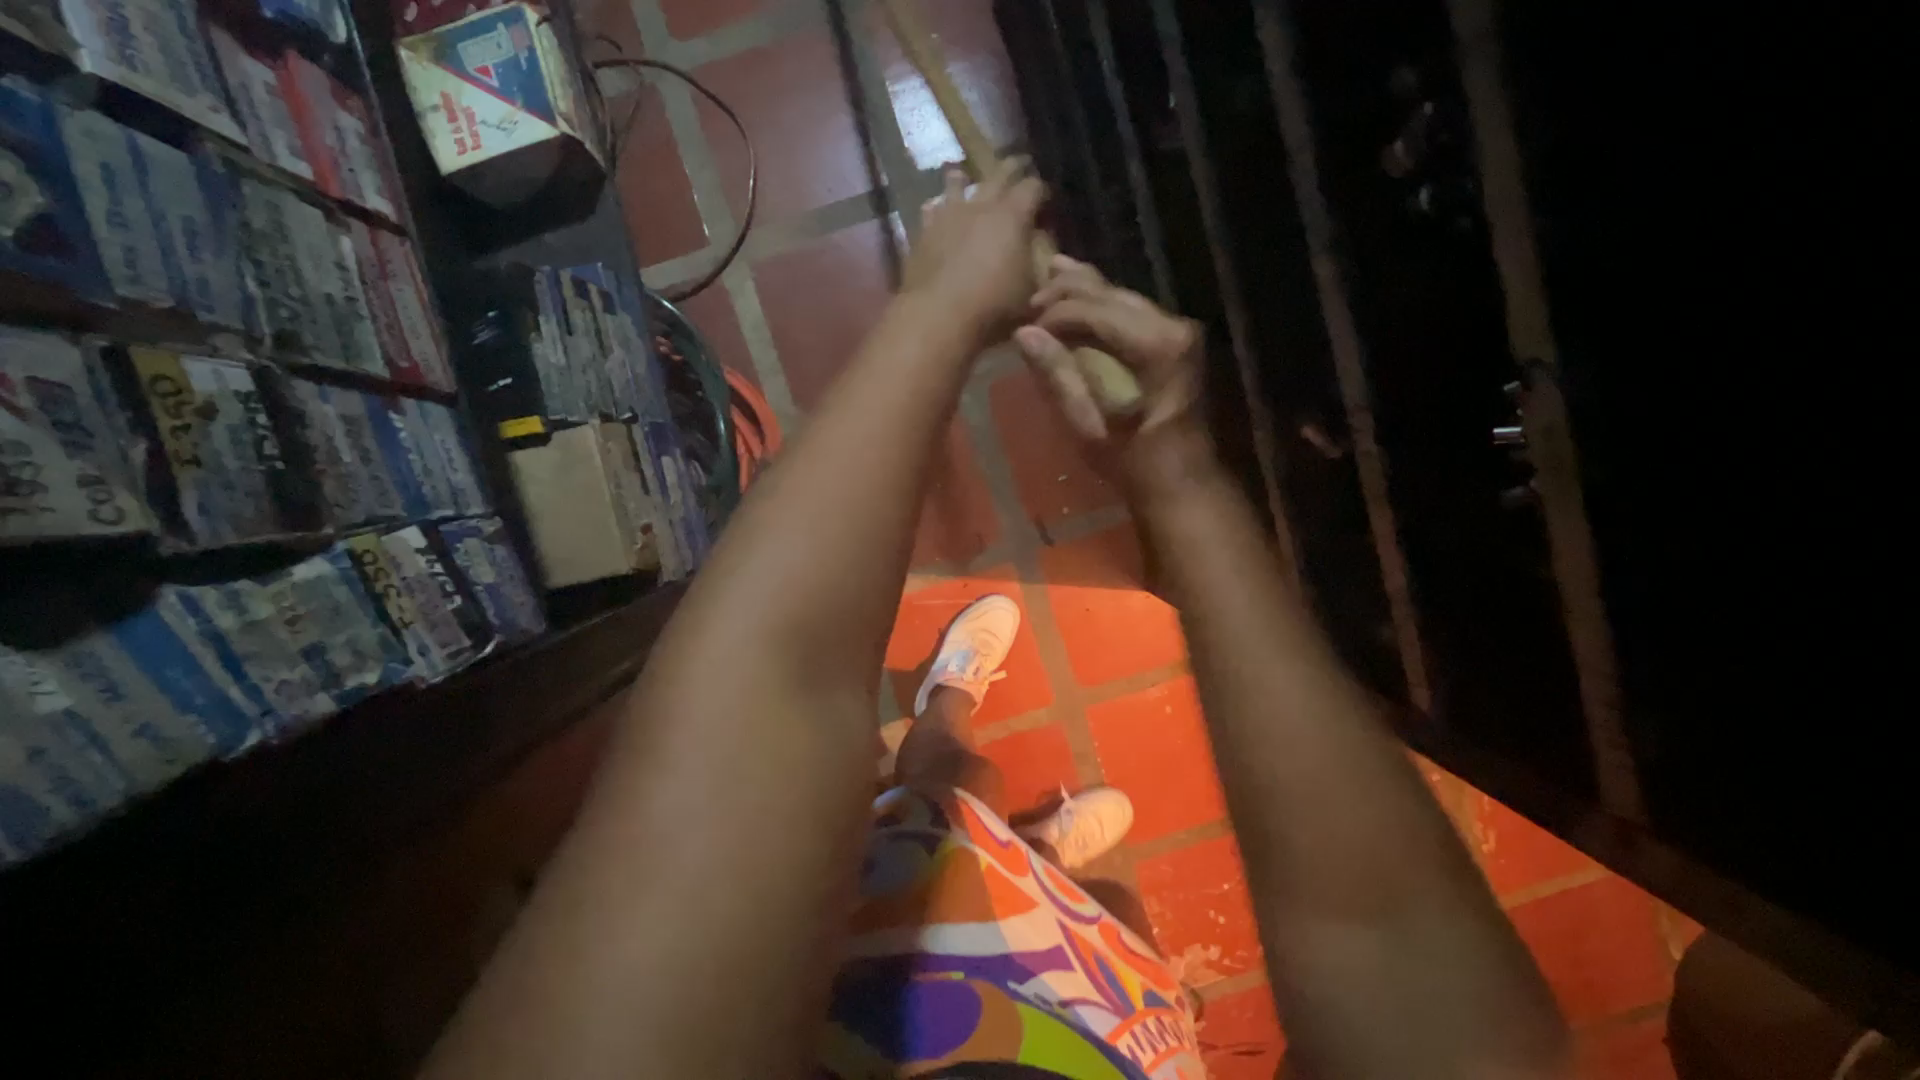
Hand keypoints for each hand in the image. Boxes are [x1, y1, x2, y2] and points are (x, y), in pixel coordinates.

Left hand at [901, 160, 1046, 335]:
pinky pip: (930, 210)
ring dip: (962, 179)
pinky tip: (935, 210)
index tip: (1047, 197)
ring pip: (956, 184)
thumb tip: (1042, 261)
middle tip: (1019, 163)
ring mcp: (948, 215)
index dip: (1042, 190)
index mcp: (1013, 216)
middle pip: (999, 174)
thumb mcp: (1030, 294)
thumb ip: (1037, 271)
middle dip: (1012, 168)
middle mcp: (981, 206)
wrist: (938, 316)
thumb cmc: (993, 307)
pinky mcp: (923, 232)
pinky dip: (936, 208)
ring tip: (962, 176)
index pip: (1033, 188)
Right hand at [1014, 257, 1214, 489]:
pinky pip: (1130, 309)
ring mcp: (1178, 329)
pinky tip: (1070, 294)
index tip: (1021, 331)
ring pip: (1119, 295)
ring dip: (1079, 294)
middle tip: (1025, 307)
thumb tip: (1024, 333)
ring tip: (1040, 294)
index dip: (1053, 315)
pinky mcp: (1175, 338)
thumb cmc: (1136, 467)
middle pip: (1109, 294)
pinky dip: (1098, 303)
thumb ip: (1060, 378)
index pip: (1094, 311)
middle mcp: (1174, 326)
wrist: (1185, 485)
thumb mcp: (1090, 429)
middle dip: (1064, 294)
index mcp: (1157, 348)